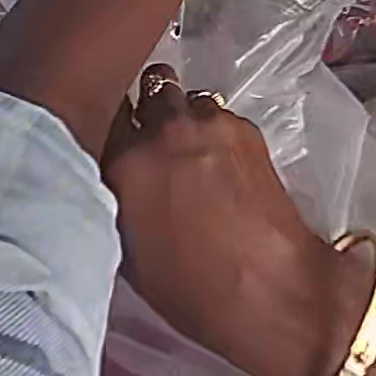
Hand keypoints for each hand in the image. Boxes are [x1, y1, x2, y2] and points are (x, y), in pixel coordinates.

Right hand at [102, 64, 370, 375]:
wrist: (269, 284)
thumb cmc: (191, 286)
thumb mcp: (127, 245)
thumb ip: (120, 193)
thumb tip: (124, 172)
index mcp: (126, 162)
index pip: (106, 115)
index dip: (115, 126)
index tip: (120, 139)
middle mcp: (166, 130)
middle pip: (152, 88)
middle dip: (154, 110)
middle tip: (159, 141)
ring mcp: (210, 123)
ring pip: (190, 101)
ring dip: (188, 120)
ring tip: (196, 156)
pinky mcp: (247, 127)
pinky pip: (221, 117)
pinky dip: (218, 134)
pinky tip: (225, 167)